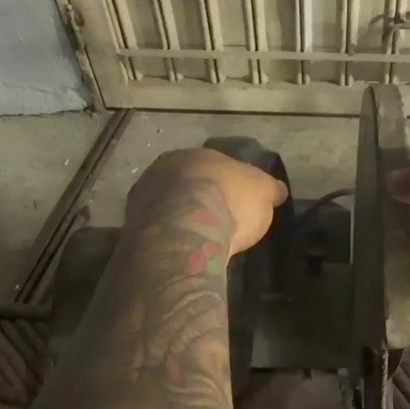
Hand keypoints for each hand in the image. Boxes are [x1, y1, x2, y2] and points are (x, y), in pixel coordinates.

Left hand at [128, 148, 289, 255]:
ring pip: (165, 207)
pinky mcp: (132, 227)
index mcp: (195, 155)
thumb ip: (269, 190)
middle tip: (214, 223)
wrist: (186, 231)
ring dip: (178, 221)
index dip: (224, 185)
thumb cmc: (229, 203)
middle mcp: (163, 170)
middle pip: (184, 185)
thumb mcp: (263, 193)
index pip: (211, 167)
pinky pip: (155, 232)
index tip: (233, 203)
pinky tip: (180, 252)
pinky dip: (167, 240)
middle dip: (197, 201)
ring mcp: (143, 198)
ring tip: (196, 243)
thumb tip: (277, 190)